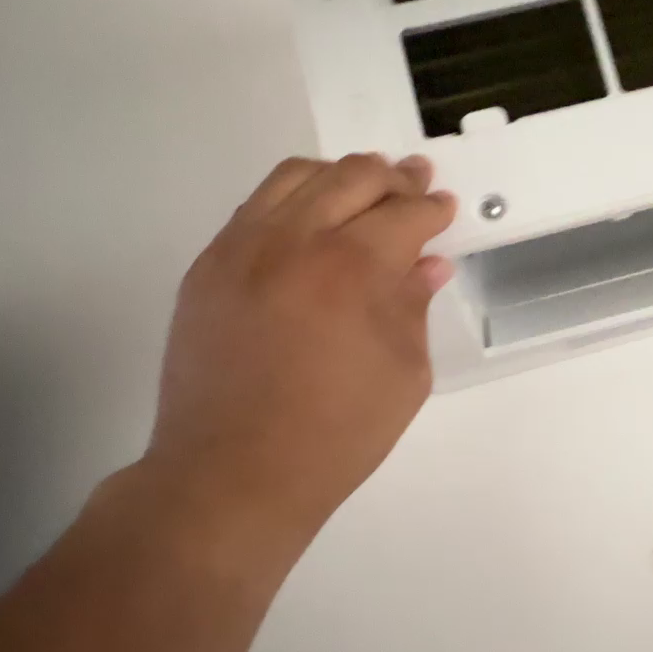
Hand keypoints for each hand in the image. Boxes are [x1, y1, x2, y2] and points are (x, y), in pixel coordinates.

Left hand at [145, 154, 455, 521]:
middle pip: (353, 176)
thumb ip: (414, 306)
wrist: (230, 476)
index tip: (446, 208)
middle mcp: (293, 241)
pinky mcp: (207, 267)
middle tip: (416, 183)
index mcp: (352, 269)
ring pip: (296, 176)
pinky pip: (255, 208)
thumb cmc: (335, 436)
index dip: (433, 208)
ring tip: (364, 191)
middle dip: (395, 177)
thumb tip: (427, 264)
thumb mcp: (403, 375)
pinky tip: (310, 224)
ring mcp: (240, 248)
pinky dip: (293, 201)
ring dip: (340, 176)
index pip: (405, 214)